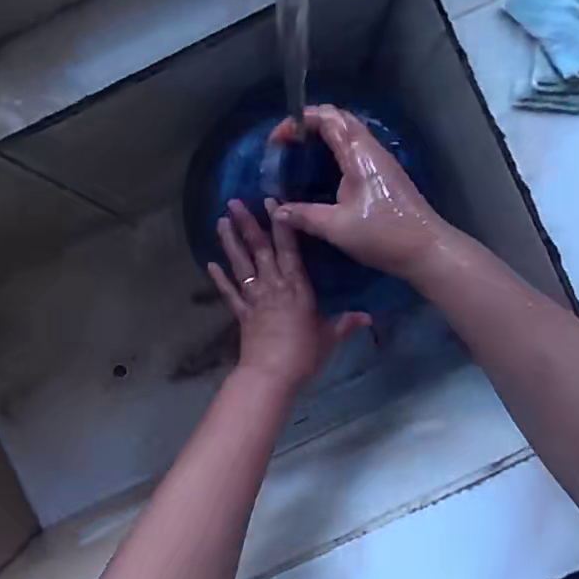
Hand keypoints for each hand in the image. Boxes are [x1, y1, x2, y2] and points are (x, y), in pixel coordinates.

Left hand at [209, 198, 371, 391]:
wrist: (271, 376)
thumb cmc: (304, 355)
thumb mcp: (330, 337)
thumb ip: (346, 324)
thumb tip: (368, 316)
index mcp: (298, 288)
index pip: (289, 250)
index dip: (282, 226)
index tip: (272, 203)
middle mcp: (274, 287)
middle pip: (260, 250)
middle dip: (249, 224)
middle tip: (235, 201)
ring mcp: (255, 300)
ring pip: (242, 265)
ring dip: (231, 242)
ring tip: (221, 220)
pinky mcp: (242, 315)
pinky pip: (230, 293)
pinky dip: (220, 279)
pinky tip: (210, 263)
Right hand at [269, 105, 456, 281]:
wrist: (427, 250)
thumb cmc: (383, 235)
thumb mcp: (336, 227)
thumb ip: (304, 215)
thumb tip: (277, 211)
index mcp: (359, 154)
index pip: (328, 118)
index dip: (299, 120)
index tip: (279, 140)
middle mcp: (372, 150)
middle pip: (339, 120)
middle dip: (310, 125)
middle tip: (287, 146)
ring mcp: (381, 162)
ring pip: (349, 135)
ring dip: (324, 138)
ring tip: (300, 157)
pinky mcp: (386, 175)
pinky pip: (357, 151)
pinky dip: (336, 153)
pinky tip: (322, 174)